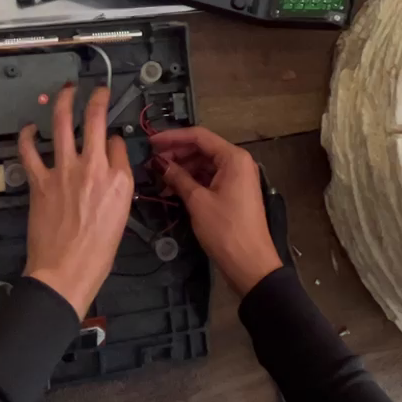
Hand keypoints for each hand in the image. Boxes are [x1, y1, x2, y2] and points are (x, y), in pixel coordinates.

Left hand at [18, 83, 133, 317]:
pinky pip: (29, 151)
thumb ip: (118, 181)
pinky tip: (29, 128)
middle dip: (96, 98)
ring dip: (64, 101)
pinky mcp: (39, 182)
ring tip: (66, 90)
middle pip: (95, 119)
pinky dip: (27, 136)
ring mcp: (63, 171)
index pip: (117, 143)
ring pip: (63, 124)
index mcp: (118, 178)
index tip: (110, 140)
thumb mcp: (122, 213)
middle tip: (97, 89)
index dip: (114, 138)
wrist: (65, 272)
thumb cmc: (97, 251)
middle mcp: (93, 168)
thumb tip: (110, 158)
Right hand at [150, 127, 282, 294]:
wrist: (251, 265)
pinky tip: (173, 189)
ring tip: (158, 178)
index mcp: (233, 157)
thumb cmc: (225, 230)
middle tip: (151, 162)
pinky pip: (209, 178)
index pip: (199, 136)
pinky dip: (192, 181)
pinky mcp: (233, 192)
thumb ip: (177, 178)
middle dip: (176, 154)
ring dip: (182, 169)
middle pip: (202, 149)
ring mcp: (237, 177)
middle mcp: (238, 162)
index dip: (173, 137)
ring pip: (204, 164)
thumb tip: (158, 162)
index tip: (150, 142)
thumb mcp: (198, 202)